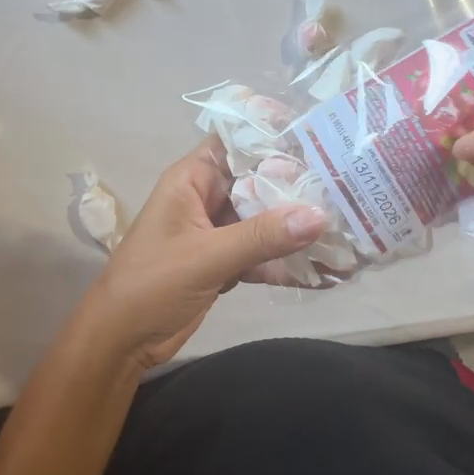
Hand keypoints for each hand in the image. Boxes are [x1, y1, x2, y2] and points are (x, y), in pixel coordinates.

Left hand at [68, 139, 328, 372]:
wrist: (121, 339)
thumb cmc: (152, 284)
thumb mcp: (207, 256)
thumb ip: (262, 236)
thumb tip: (320, 215)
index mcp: (191, 181)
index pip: (235, 143)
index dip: (273, 136)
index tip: (322, 135)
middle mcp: (205, 199)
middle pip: (257, 181)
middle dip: (298, 185)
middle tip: (351, 183)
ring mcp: (215, 233)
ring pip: (263, 220)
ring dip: (297, 227)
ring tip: (350, 226)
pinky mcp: (223, 264)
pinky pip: (261, 254)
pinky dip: (286, 261)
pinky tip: (327, 269)